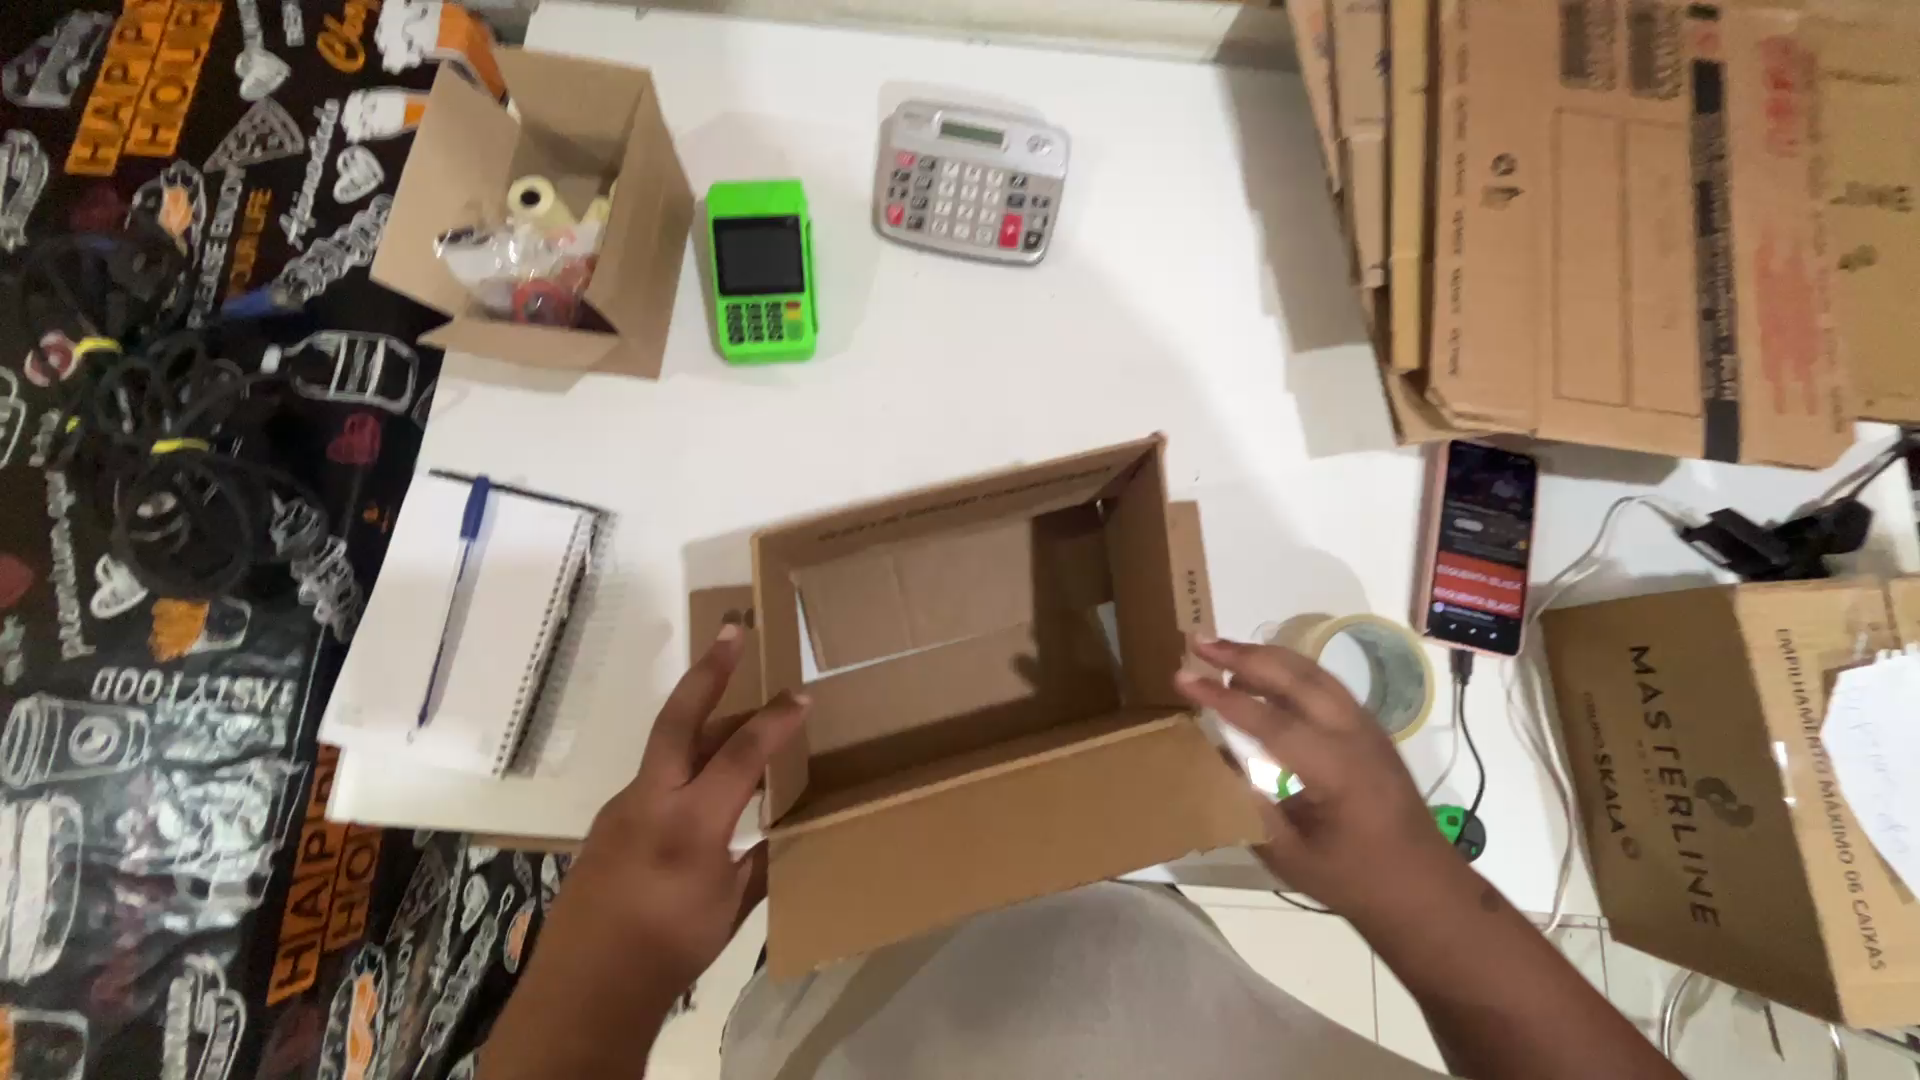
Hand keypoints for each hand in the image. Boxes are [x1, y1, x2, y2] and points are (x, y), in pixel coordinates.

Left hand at [536, 624, 807, 1001]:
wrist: (584, 991)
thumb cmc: (669, 950)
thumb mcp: (730, 907)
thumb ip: (761, 862)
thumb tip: (785, 834)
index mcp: (692, 823)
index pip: (743, 754)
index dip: (777, 721)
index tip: (803, 696)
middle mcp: (652, 801)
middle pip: (681, 718)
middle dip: (710, 671)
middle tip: (733, 630)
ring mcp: (624, 807)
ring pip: (671, 745)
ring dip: (707, 721)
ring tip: (743, 715)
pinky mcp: (609, 821)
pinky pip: (658, 777)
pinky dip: (689, 764)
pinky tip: (707, 785)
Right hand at [1176, 637, 1466, 920]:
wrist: (1426, 891)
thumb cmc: (1354, 880)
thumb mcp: (1289, 855)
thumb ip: (1246, 804)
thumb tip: (1212, 758)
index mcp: (1337, 771)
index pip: (1270, 721)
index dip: (1222, 697)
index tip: (1181, 678)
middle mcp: (1355, 736)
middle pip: (1295, 678)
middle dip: (1244, 656)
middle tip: (1198, 643)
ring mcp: (1366, 727)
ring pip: (1312, 672)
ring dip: (1265, 655)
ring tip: (1221, 649)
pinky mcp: (1368, 727)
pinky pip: (1324, 683)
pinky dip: (1286, 668)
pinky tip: (1259, 672)